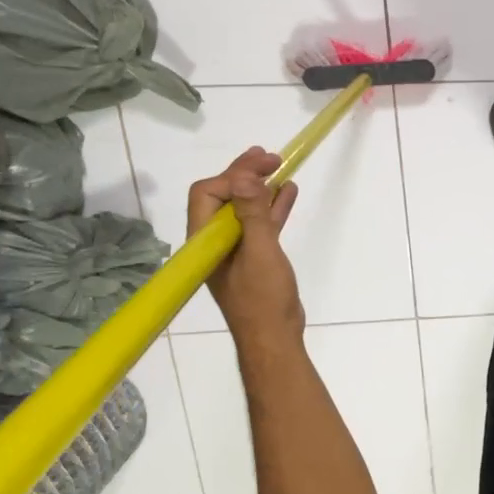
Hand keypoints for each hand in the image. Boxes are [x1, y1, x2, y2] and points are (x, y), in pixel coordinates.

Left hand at [188, 148, 304, 337]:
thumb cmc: (262, 296)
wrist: (274, 336)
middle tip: (271, 156)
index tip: (265, 164)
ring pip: (244, 209)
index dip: (234, 174)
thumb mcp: (260, 252)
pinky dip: (272, 208)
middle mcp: (214, 241)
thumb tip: (243, 177)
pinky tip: (288, 193)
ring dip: (260, 188)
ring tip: (280, 167)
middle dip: (245, 174)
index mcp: (205, 239)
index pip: (210, 193)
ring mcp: (235, 250)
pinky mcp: (255, 259)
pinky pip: (260, 225)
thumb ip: (252, 213)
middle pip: (224, 197)